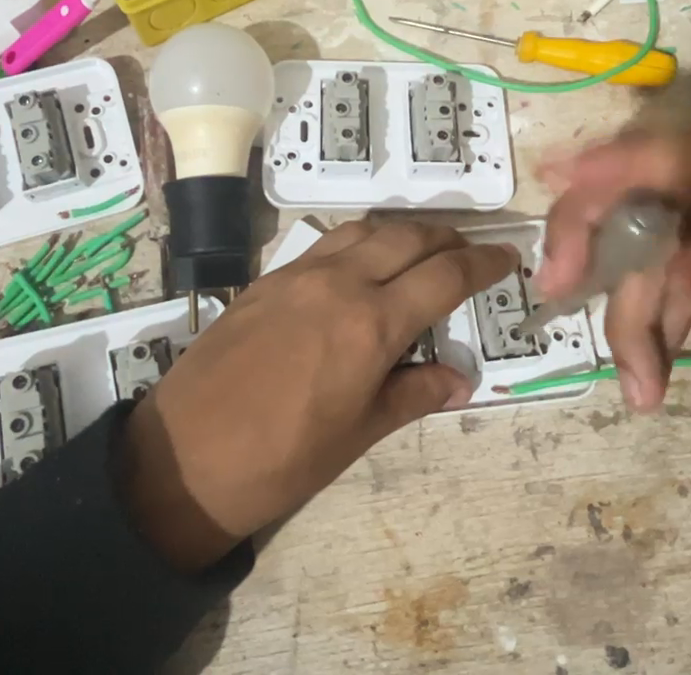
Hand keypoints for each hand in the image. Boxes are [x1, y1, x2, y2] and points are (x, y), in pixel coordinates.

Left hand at [118, 220, 516, 570]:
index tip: (507, 256)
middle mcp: (339, 283)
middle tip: (468, 250)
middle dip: (446, 238)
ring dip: (401, 232)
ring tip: (420, 249)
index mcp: (371, 323)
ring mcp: (297, 275)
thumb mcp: (359, 434)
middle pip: (407, 238)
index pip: (444, 276)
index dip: (483, 263)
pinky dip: (358, 242)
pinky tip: (361, 265)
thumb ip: (413, 395)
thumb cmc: (282, 460)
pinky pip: (325, 244)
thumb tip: (459, 379)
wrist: (184, 458)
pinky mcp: (266, 280)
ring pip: (363, 230)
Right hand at [537, 125, 690, 424]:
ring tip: (637, 382)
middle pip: (659, 180)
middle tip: (557, 287)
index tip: (558, 181)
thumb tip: (680, 268)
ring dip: (629, 299)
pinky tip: (654, 370)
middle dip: (598, 228)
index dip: (626, 162)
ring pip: (656, 230)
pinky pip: (674, 260)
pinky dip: (654, 311)